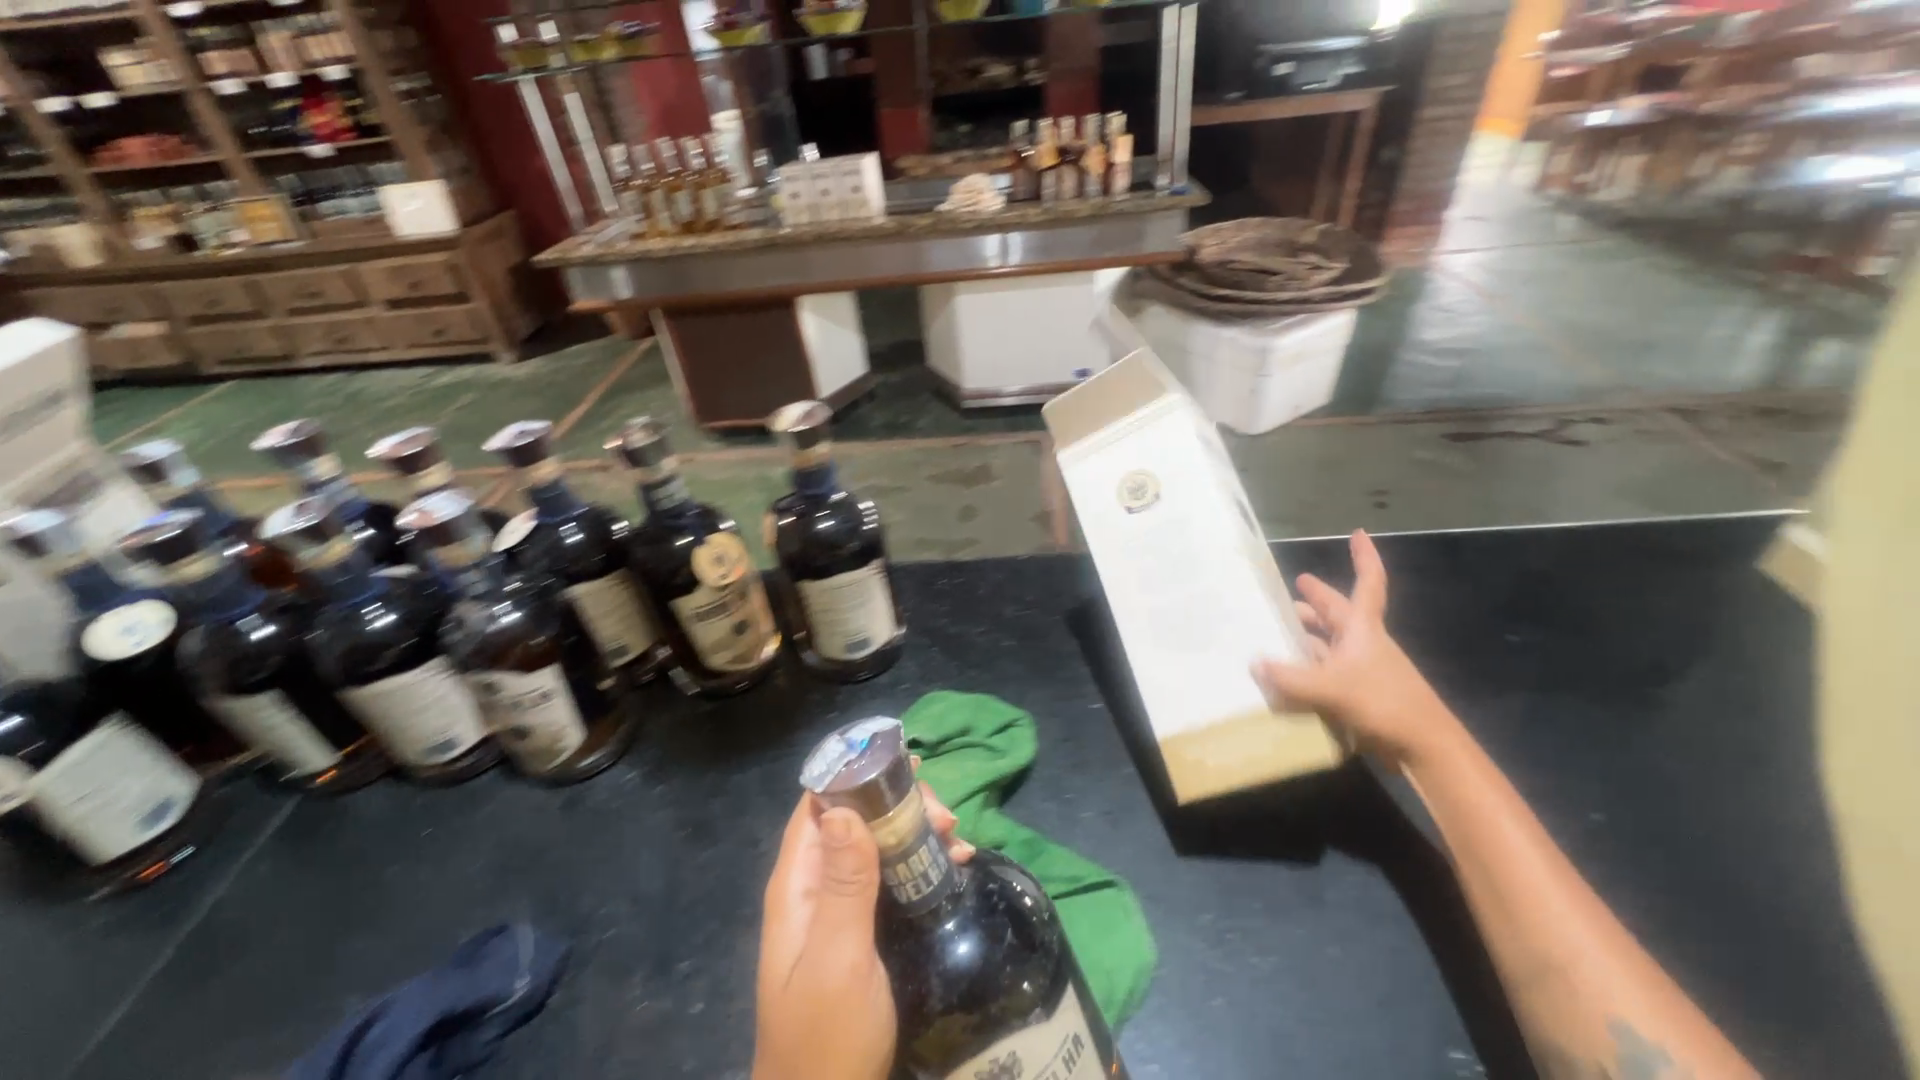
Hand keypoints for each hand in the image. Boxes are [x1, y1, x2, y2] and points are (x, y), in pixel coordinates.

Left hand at [753, 774, 971, 1079]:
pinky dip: (923, 866)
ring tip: (960, 841)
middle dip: (900, 808)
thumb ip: (843, 884)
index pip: (817, 806)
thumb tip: (840, 805)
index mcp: (797, 886)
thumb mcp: (839, 956)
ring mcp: (841, 913)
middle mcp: (816, 890)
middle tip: (948, 818)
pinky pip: (893, 881)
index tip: (908, 769)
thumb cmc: (827, 1034)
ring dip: (917, 835)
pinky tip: (956, 867)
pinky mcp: (865, 935)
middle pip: (854, 822)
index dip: (857, 778)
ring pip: (878, 849)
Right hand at [1253, 530, 1460, 766]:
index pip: (1367, 583)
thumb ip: (1290, 677)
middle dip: (1317, 602)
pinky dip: (1306, 672)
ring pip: (1329, 646)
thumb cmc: (1385, 704)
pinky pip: (1326, 676)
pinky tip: (1284, 679)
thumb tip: (1254, 661)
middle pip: (1339, 615)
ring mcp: (1362, 672)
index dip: (1364, 558)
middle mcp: (1364, 644)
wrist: (1424, 748)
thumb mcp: (1331, 687)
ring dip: (1307, 638)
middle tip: (1294, 590)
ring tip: (1278, 634)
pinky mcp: (1358, 698)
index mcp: (1364, 630)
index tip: (1358, 533)